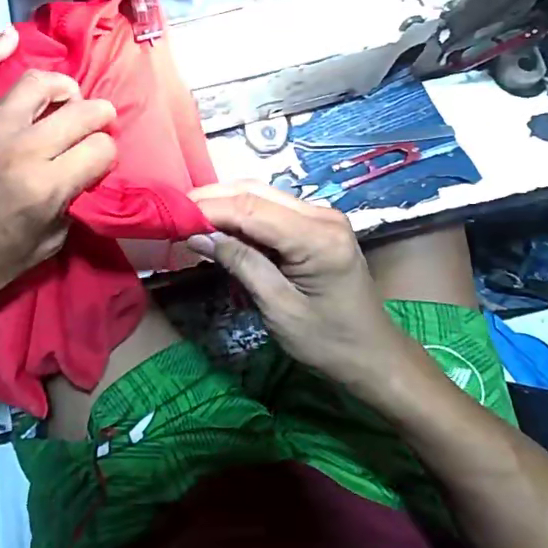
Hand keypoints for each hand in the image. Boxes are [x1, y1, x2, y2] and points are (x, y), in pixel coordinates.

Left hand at [0, 25, 117, 358]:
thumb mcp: (45, 245)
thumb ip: (68, 202)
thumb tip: (80, 172)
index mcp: (46, 187)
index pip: (100, 149)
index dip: (106, 155)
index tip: (98, 162)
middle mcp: (20, 149)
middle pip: (79, 112)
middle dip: (99, 115)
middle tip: (98, 122)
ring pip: (36, 84)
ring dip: (60, 86)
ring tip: (64, 96)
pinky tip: (10, 37)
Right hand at [185, 181, 419, 391]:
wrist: (374, 356)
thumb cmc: (328, 342)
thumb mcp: (278, 308)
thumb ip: (241, 264)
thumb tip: (198, 235)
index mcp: (317, 237)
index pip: (250, 207)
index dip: (208, 208)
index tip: (173, 217)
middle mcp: (322, 215)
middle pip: (255, 191)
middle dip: (212, 199)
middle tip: (175, 213)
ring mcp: (323, 217)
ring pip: (262, 195)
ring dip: (225, 204)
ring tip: (190, 218)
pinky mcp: (318, 225)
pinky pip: (273, 209)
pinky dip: (243, 214)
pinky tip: (220, 226)